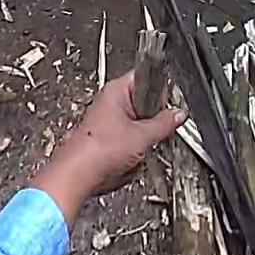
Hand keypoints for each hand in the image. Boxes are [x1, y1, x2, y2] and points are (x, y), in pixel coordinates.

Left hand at [30, 73, 184, 223]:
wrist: (76, 175)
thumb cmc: (98, 150)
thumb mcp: (142, 136)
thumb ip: (164, 123)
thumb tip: (178, 115)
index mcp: (117, 90)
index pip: (147, 79)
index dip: (160, 94)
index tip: (164, 109)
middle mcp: (111, 100)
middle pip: (145, 105)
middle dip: (151, 122)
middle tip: (148, 134)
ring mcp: (108, 119)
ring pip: (138, 125)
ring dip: (142, 139)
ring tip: (134, 150)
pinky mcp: (106, 137)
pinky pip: (129, 140)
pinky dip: (132, 150)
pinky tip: (127, 159)